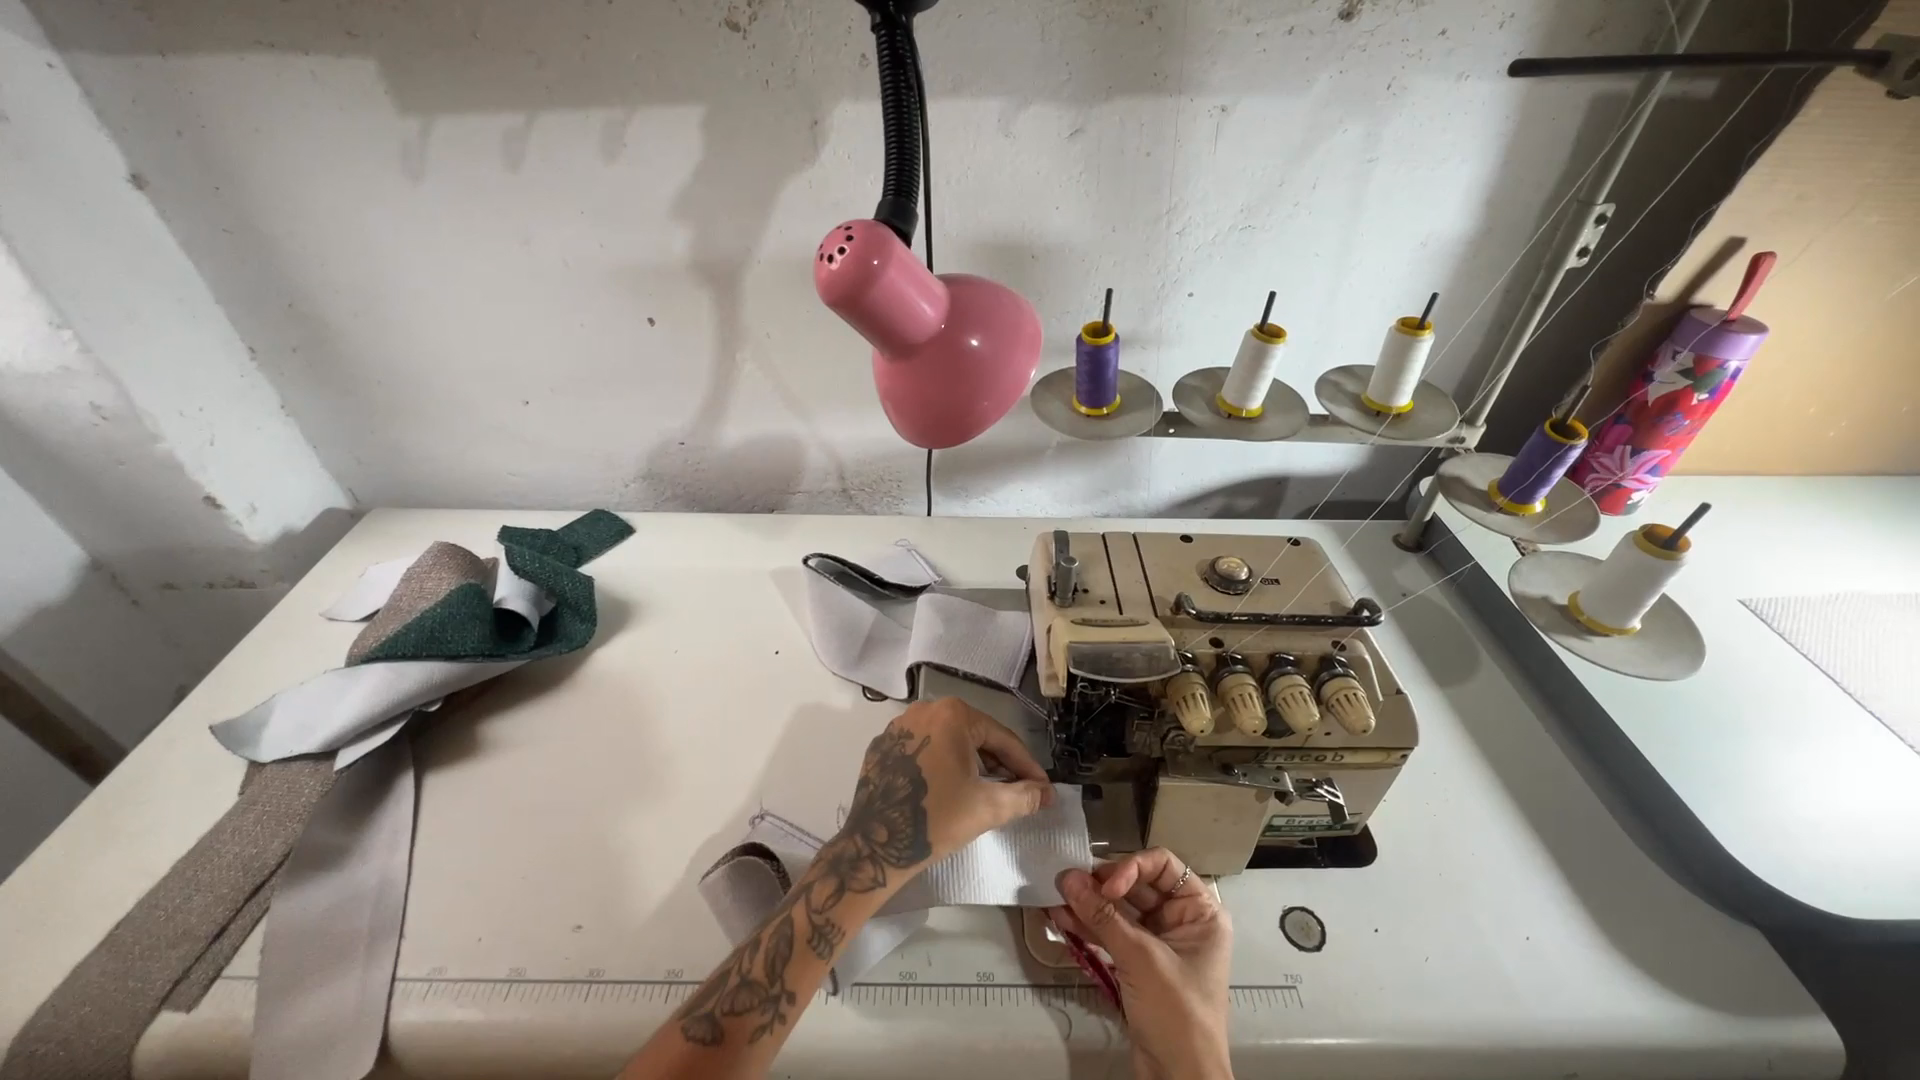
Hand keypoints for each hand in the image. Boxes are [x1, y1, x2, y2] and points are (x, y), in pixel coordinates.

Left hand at [833, 698, 1053, 888]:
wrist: (876, 845)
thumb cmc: (936, 820)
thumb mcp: (989, 807)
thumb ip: (1024, 795)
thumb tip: (1047, 793)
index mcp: (953, 715)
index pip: (1002, 739)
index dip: (1026, 766)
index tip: (1042, 787)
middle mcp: (924, 710)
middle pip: (975, 737)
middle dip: (1000, 764)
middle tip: (1018, 790)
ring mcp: (899, 727)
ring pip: (949, 742)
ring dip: (972, 764)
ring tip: (988, 790)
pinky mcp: (882, 746)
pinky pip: (924, 749)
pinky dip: (942, 765)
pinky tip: (952, 788)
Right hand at [1050, 849, 1233, 1079]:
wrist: (1180, 1079)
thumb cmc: (1176, 1012)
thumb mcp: (1140, 959)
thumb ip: (1101, 916)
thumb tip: (1066, 877)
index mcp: (1200, 911)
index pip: (1162, 865)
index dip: (1131, 867)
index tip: (1105, 886)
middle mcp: (1181, 920)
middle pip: (1137, 885)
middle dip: (1101, 885)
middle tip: (1066, 885)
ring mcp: (1158, 943)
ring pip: (1119, 910)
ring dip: (1089, 905)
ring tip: (1055, 899)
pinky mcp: (1138, 964)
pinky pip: (1112, 934)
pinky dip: (1088, 926)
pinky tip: (1062, 919)